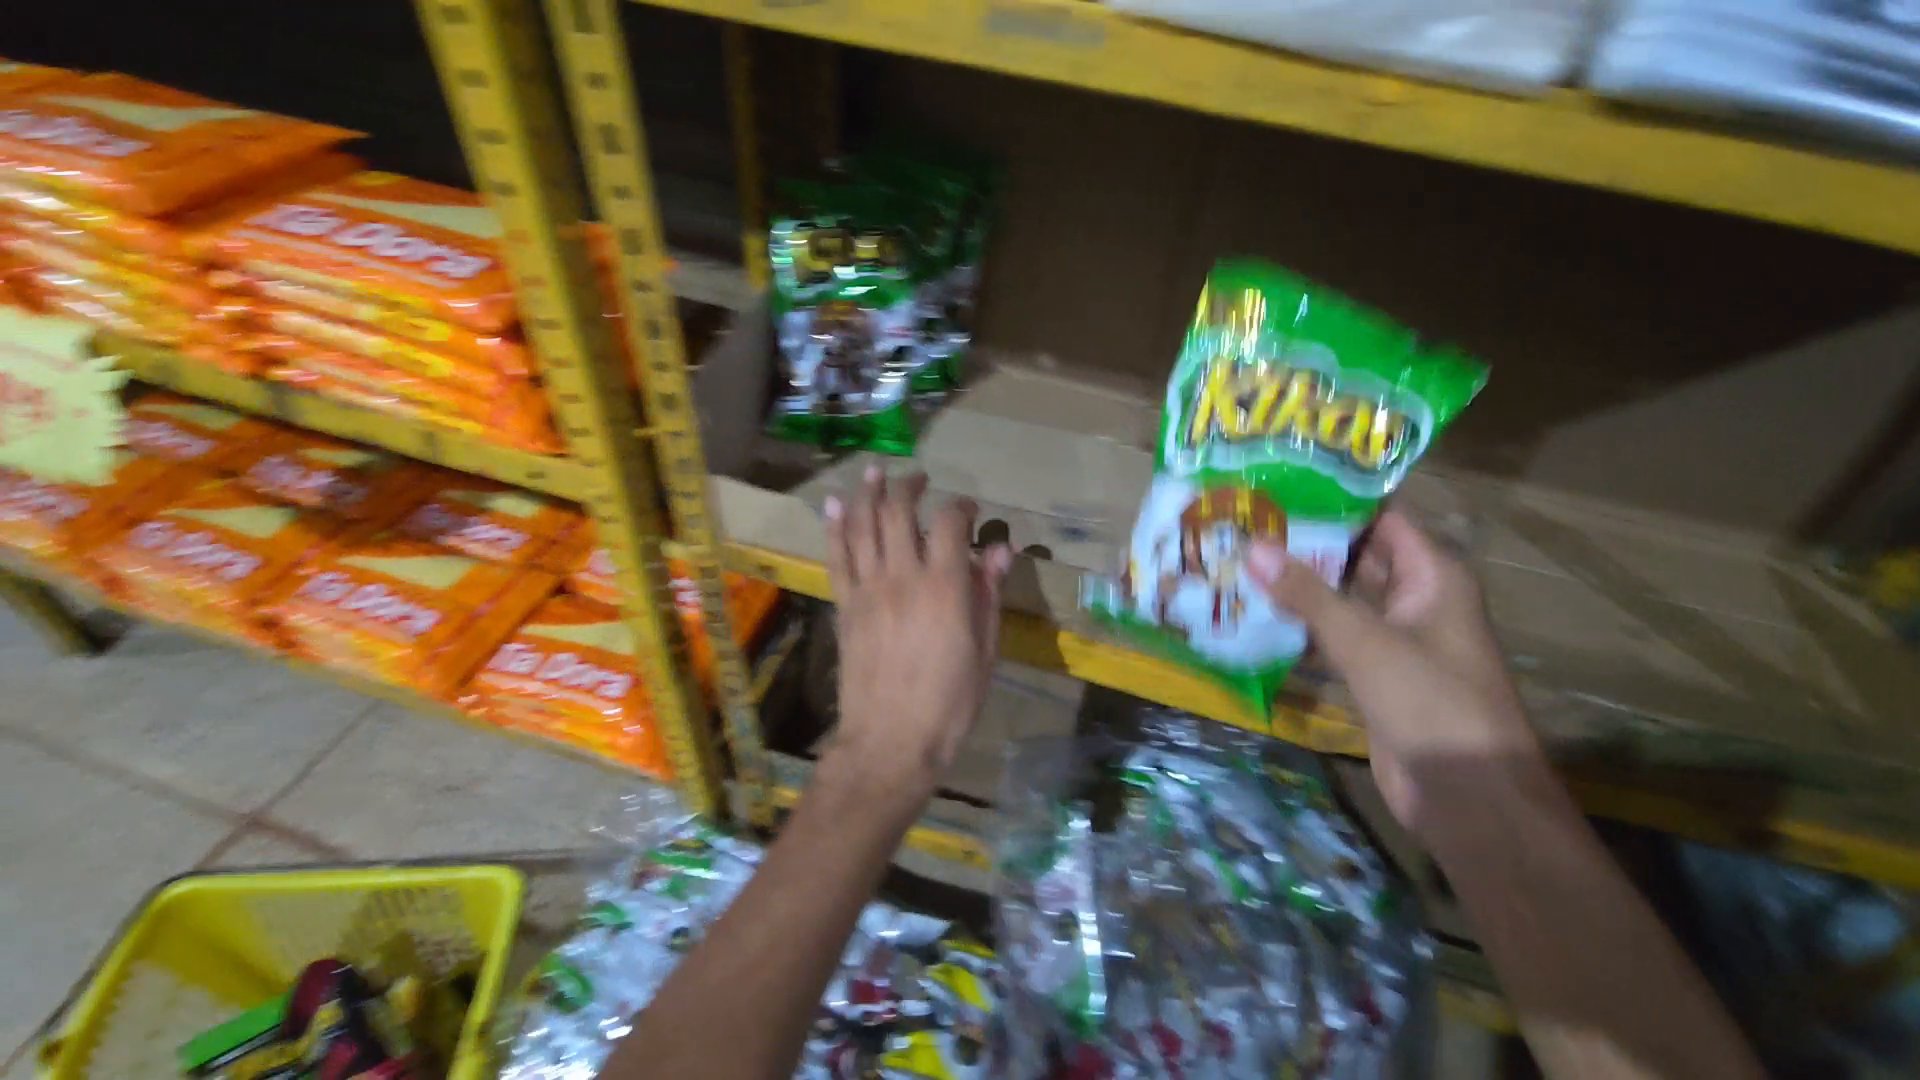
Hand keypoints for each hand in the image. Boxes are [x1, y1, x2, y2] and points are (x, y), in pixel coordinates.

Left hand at [823, 466, 1012, 795]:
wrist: (890, 742)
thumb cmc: (949, 704)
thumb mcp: (984, 652)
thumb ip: (988, 594)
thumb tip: (1001, 549)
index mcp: (944, 587)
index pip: (950, 524)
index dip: (961, 507)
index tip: (969, 510)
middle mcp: (902, 576)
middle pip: (899, 512)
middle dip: (910, 487)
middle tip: (919, 479)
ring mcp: (867, 590)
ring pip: (862, 525)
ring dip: (868, 493)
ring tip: (875, 472)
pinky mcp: (844, 606)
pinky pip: (836, 557)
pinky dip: (834, 527)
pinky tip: (833, 504)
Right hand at [1245, 509, 1545, 839]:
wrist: (1466, 793)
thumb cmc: (1429, 701)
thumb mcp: (1364, 641)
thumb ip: (1307, 593)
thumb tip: (1252, 546)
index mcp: (1433, 575)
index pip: (1382, 518)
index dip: (1335, 499)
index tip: (1278, 481)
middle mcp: (1418, 597)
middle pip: (1359, 554)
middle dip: (1308, 540)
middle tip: (1246, 518)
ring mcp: (1397, 637)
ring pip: (1343, 596)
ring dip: (1300, 583)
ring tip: (1241, 554)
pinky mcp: (1376, 672)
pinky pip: (1335, 634)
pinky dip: (1302, 623)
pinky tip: (1256, 609)